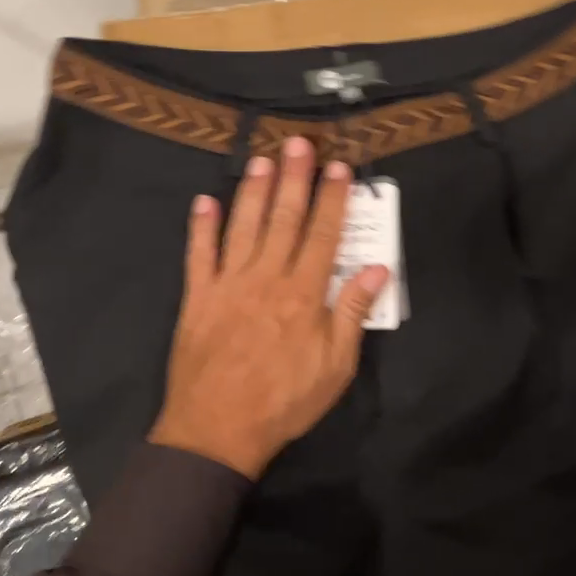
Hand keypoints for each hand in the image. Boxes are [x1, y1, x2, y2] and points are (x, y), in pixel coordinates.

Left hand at [149, 137, 389, 478]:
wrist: (217, 432)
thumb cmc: (286, 400)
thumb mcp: (336, 365)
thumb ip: (352, 313)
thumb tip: (377, 268)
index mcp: (303, 293)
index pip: (323, 234)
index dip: (333, 198)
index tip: (339, 167)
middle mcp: (266, 279)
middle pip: (283, 219)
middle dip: (293, 179)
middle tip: (298, 143)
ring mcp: (227, 286)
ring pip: (242, 228)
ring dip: (252, 191)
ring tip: (261, 158)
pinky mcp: (197, 300)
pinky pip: (198, 256)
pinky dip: (201, 228)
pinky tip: (204, 202)